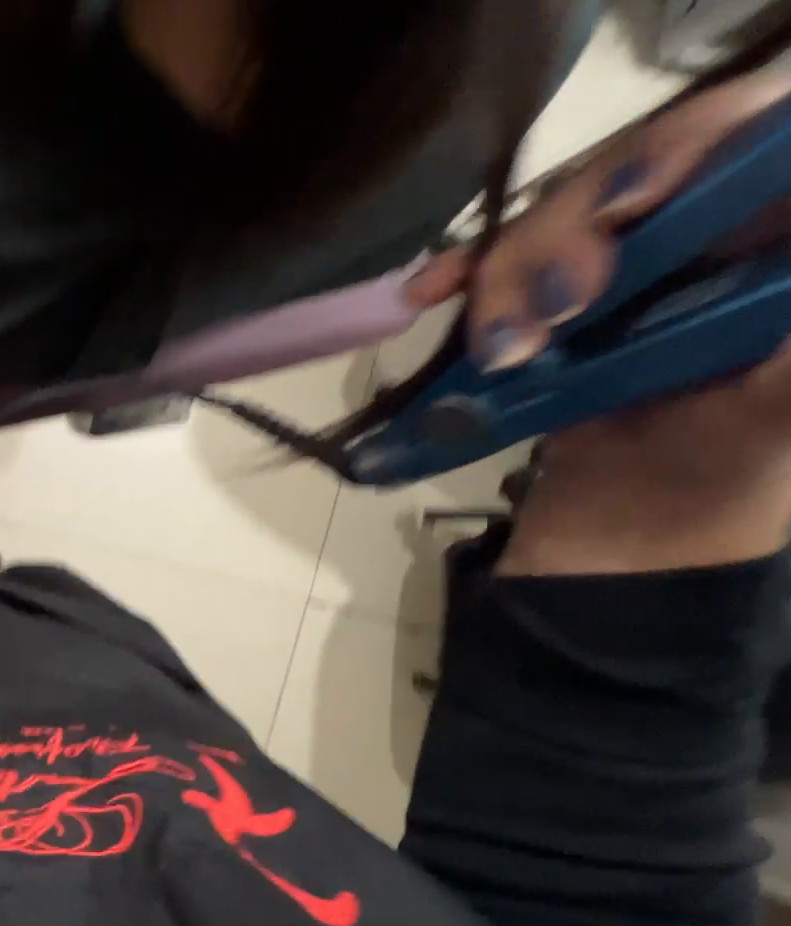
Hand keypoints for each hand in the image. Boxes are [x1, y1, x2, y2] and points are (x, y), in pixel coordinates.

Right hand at [397, 67, 790, 574]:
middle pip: (639, 166)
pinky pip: (496, 257)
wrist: (619, 536)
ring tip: (497, 347)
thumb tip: (781, 250)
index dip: (700, 141)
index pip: (761, 135)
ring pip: (555, 212)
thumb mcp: (779, 408)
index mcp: (780, 244)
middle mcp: (712, 231)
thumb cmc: (720, 477)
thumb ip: (787, 335)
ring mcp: (620, 261)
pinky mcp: (546, 296)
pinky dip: (458, 269)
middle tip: (555, 306)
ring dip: (509, 272)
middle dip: (578, 228)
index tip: (634, 204)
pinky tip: (426, 293)